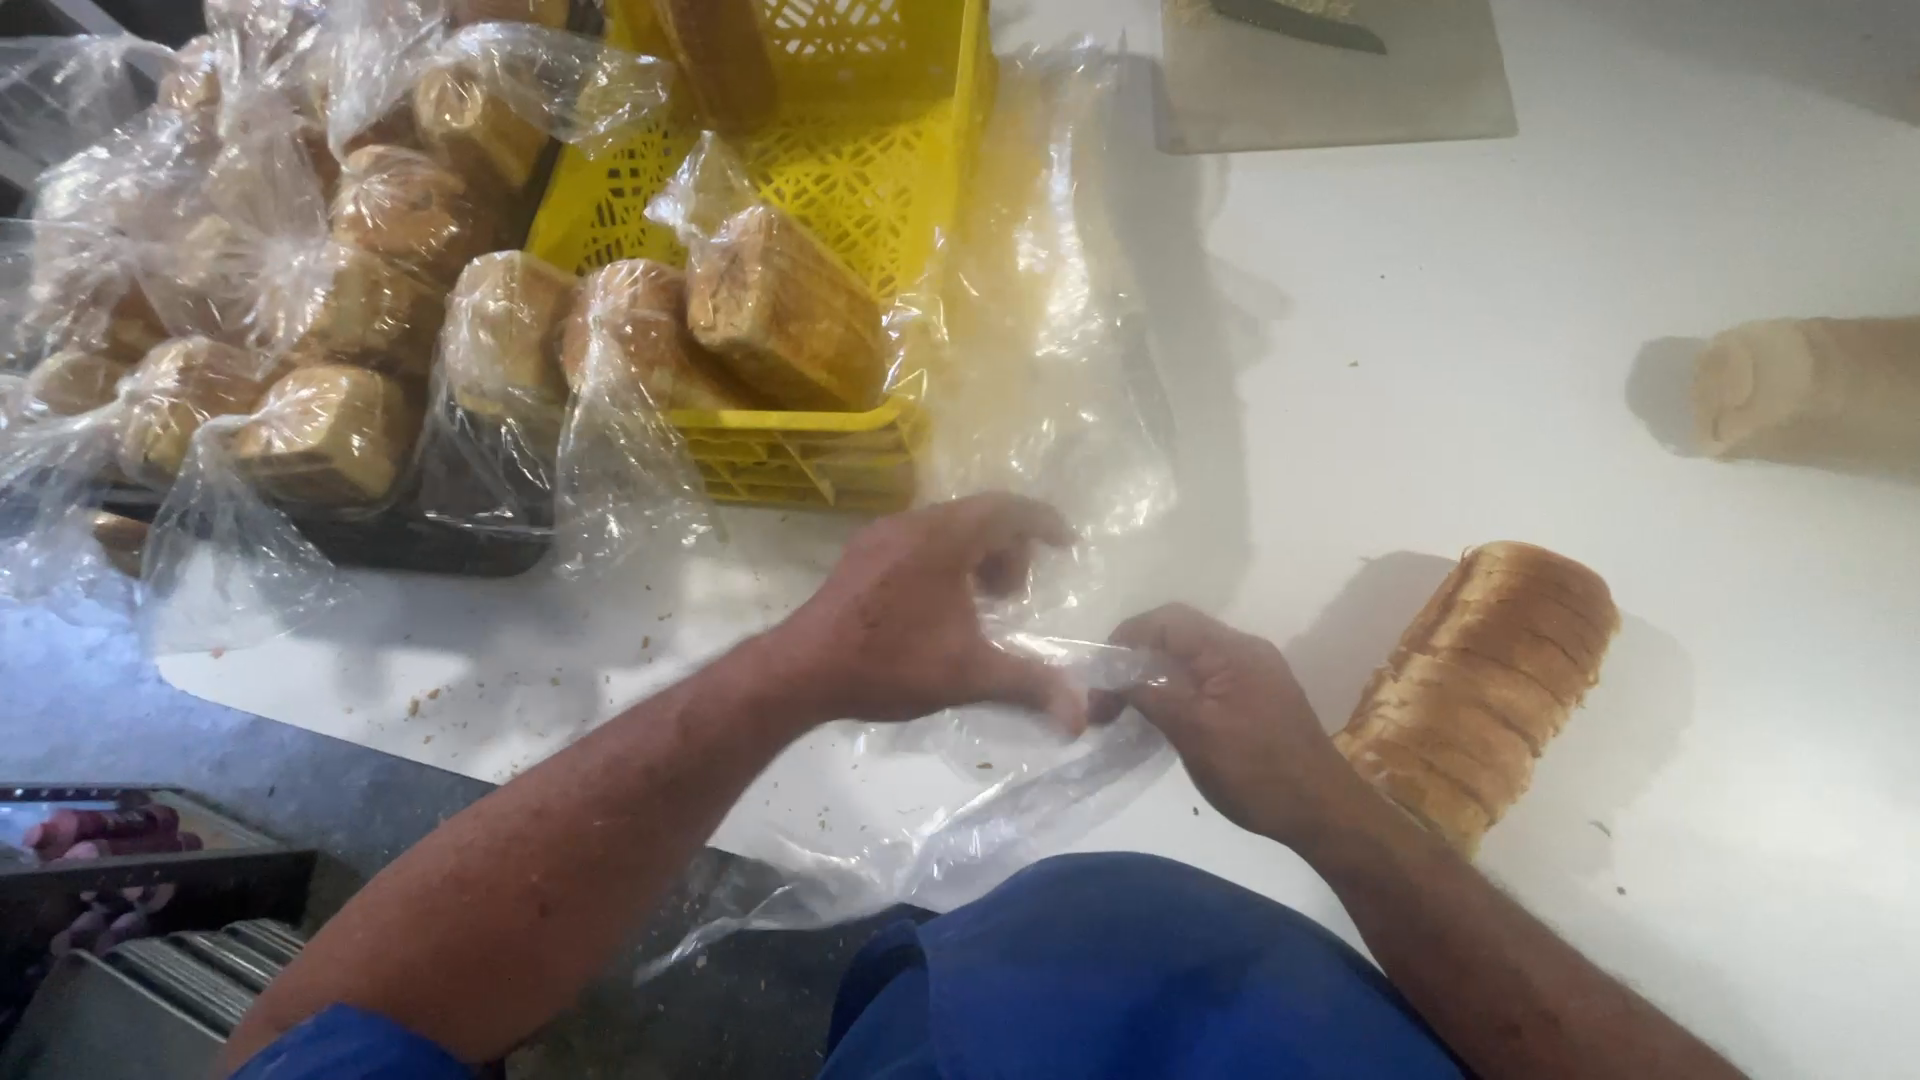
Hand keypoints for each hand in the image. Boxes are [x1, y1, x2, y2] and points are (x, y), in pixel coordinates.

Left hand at [764, 493, 1084, 730]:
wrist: (802, 670)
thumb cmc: (890, 662)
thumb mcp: (968, 674)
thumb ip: (1029, 685)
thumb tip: (1081, 718)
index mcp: (944, 537)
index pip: (1008, 509)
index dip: (1044, 522)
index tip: (1067, 544)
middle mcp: (913, 523)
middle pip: (978, 515)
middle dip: (1010, 547)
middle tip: (1016, 593)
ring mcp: (881, 535)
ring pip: (946, 526)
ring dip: (976, 554)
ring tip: (981, 601)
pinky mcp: (860, 554)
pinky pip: (919, 539)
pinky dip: (946, 558)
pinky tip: (940, 604)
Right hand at [1093, 604, 1377, 847]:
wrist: (1325, 815)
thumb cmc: (1257, 772)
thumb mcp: (1194, 732)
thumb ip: (1150, 695)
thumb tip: (1111, 678)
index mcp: (1232, 650)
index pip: (1168, 620)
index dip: (1127, 636)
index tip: (1100, 672)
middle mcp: (1245, 651)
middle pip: (1178, 635)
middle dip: (1136, 658)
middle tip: (1107, 696)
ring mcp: (1254, 674)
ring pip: (1190, 658)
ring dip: (1154, 675)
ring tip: (1126, 708)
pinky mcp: (1257, 697)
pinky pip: (1206, 678)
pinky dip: (1176, 689)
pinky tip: (1161, 717)